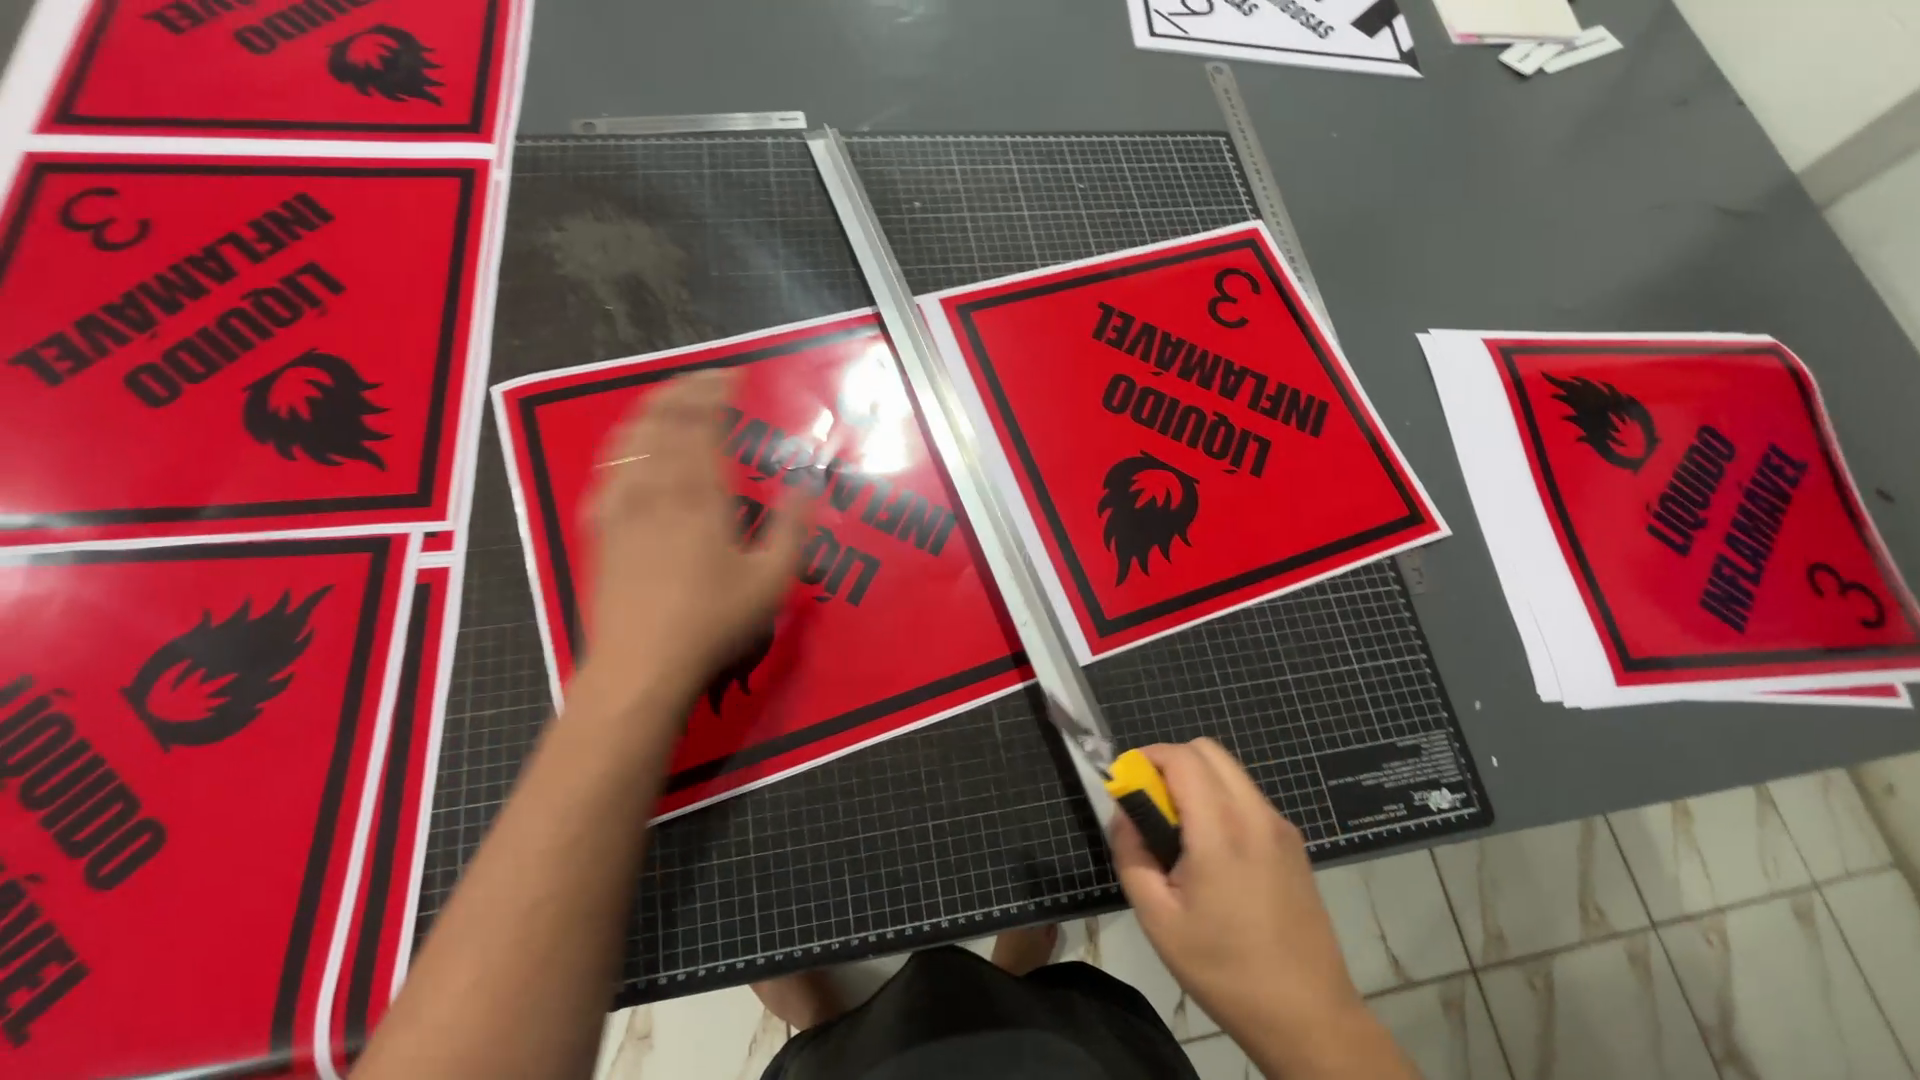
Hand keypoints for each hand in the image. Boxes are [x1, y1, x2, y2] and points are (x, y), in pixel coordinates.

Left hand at [574, 370, 808, 717]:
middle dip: (685, 391)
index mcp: (700, 495)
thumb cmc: (713, 623)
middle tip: (706, 379)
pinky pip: (607, 472)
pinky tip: (629, 452)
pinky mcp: (600, 530)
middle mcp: (656, 488)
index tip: (733, 375)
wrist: (640, 666)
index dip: (716, 392)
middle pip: (663, 420)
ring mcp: (621, 507)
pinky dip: (622, 448)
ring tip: (671, 399)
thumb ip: (793, 526)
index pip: (703, 423)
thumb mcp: (772, 580)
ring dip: (651, 410)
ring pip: (630, 439)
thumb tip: (811, 481)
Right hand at [1110, 740, 1371, 1063]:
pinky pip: (1248, 799)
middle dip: (1170, 764)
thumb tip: (1123, 814)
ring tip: (1178, 834)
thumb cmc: (1223, 970)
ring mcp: (1281, 828)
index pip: (1181, 758)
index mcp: (1221, 830)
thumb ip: (1131, 855)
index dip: (1145, 758)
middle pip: (1208, 751)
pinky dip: (1221, 801)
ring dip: (1197, 782)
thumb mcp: (1157, 919)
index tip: (1124, 785)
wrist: (1307, 1014)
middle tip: (1148, 807)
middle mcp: (1256, 815)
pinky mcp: (1294, 844)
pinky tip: (1212, 853)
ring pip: (1231, 772)